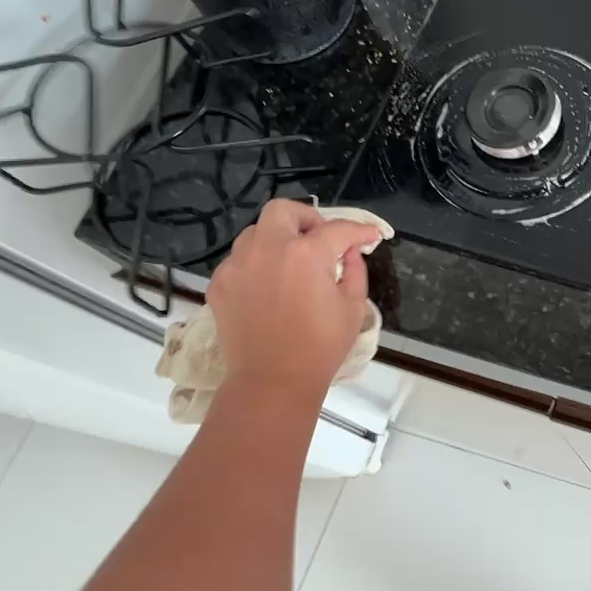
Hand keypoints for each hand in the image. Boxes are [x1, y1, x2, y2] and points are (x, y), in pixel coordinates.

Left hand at [206, 200, 380, 395]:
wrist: (274, 380)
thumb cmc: (322, 346)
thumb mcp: (353, 307)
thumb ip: (356, 270)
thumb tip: (351, 252)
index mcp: (306, 254)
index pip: (338, 229)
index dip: (359, 230)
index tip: (370, 235)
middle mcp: (267, 249)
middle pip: (284, 210)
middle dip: (308, 218)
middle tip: (321, 238)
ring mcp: (238, 264)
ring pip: (256, 232)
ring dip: (279, 238)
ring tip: (293, 262)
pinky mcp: (220, 283)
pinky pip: (240, 259)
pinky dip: (258, 263)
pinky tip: (271, 286)